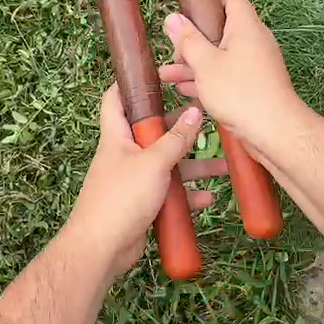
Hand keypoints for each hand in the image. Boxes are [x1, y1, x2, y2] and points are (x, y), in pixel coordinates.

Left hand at [63, 86, 226, 281]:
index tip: (158, 74)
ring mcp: (134, 180)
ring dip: (193, 166)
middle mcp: (125, 154)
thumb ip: (177, 138)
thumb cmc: (120, 198)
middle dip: (181, 129)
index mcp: (118, 136)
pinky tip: (208, 197)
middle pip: (154, 133)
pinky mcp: (143, 204)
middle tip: (207, 121)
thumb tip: (195, 112)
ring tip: (223, 168)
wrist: (100, 249)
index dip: (132, 83)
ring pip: (168, 165)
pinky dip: (188, 195)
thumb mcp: (153, 163)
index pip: (116, 98)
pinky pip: (170, 193)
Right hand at [161, 0, 316, 161]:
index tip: (188, 20)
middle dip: (194, 43)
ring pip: (221, 57)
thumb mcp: (206, 64)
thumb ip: (188, 40)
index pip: (232, 2)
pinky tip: (185, 90)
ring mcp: (256, 65)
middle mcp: (255, 42)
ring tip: (166, 75)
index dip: (209, 6)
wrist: (274, 131)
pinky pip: (228, 75)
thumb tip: (172, 17)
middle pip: (221, 32)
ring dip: (195, 65)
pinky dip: (208, 80)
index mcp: (246, 28)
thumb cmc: (239, 92)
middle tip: (173, 55)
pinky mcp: (255, 86)